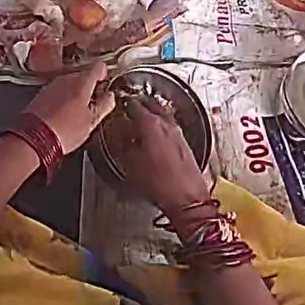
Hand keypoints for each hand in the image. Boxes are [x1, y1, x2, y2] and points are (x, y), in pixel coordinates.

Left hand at [23, 62, 114, 154]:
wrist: (34, 138)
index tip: (106, 81)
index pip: (98, 67)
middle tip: (95, 103)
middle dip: (90, 86)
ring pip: (69, 83)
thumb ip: (104, 105)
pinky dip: (63, 98)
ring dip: (76, 93)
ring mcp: (52, 85)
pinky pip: (57, 91)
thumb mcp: (92, 120)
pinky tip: (64, 114)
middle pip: (83, 75)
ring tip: (79, 112)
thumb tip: (110, 96)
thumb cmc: (65, 130)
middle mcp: (66, 79)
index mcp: (82, 82)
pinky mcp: (41, 94)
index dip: (104, 73)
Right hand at [119, 97, 211, 211]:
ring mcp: (177, 132)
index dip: (122, 104)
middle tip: (128, 108)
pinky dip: (159, 126)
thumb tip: (118, 132)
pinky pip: (168, 126)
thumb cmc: (161, 183)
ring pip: (161, 114)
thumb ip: (122, 141)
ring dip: (150, 114)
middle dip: (138, 105)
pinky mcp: (184, 143)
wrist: (187, 199)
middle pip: (150, 105)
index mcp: (150, 123)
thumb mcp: (130, 161)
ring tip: (139, 121)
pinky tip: (153, 136)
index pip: (133, 105)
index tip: (117, 105)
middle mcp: (166, 123)